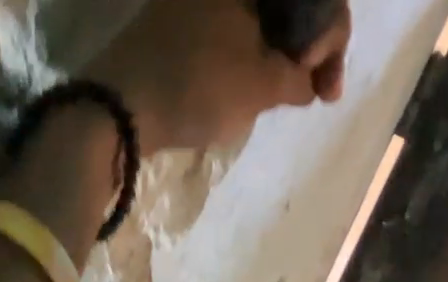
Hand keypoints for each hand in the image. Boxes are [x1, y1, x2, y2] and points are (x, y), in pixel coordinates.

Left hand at [86, 0, 352, 151]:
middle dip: (310, 45)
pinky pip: (232, 28)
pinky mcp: (179, 20)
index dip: (331, 36)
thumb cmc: (196, 86)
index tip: (323, 83)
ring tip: (289, 95)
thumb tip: (309, 80)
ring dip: (282, 53)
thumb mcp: (261, 86)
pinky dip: (252, 54)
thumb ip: (300, 77)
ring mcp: (197, 1)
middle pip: (288, 3)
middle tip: (319, 93)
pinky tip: (256, 87)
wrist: (117, 105)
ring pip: (261, 17)